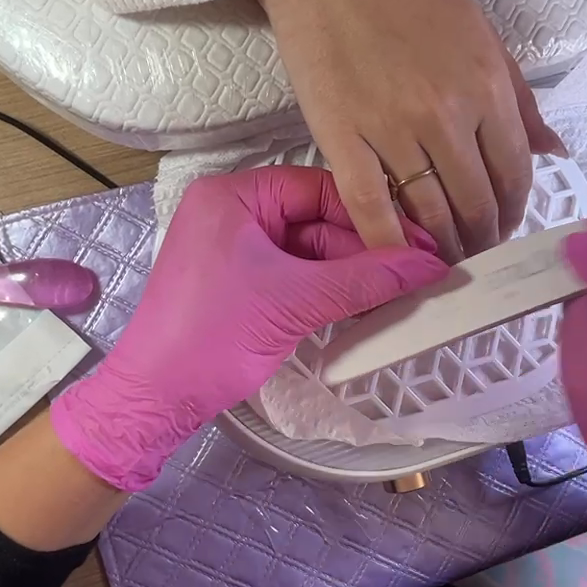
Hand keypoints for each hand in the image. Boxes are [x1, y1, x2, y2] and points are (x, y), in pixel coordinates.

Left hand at [51, 166, 449, 490]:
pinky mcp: (240, 281)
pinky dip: (327, 288)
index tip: (419, 239)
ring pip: (310, 250)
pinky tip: (364, 301)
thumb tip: (429, 265)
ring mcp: (235, 248)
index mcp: (234, 196)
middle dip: (364, 248)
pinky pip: (295, 273)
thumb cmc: (212, 337)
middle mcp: (233, 212)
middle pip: (317, 219)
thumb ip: (365, 279)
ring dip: (350, 271)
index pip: (320, 188)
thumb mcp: (295, 302)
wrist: (157, 397)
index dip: (372, 215)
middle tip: (417, 270)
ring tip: (400, 289)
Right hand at [249, 0, 564, 263]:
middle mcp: (447, 114)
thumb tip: (556, 150)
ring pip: (429, 213)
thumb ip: (520, 98)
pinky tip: (399, 264)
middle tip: (474, 252)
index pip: (514, 172)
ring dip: (442, 248)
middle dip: (482, 238)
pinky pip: (371, 207)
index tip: (504, 227)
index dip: (513, 211)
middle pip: (476, 202)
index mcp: (486, 85)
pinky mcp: (343, 139)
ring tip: (443, 261)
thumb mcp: (481, 33)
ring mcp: (393, 130)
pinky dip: (388, 244)